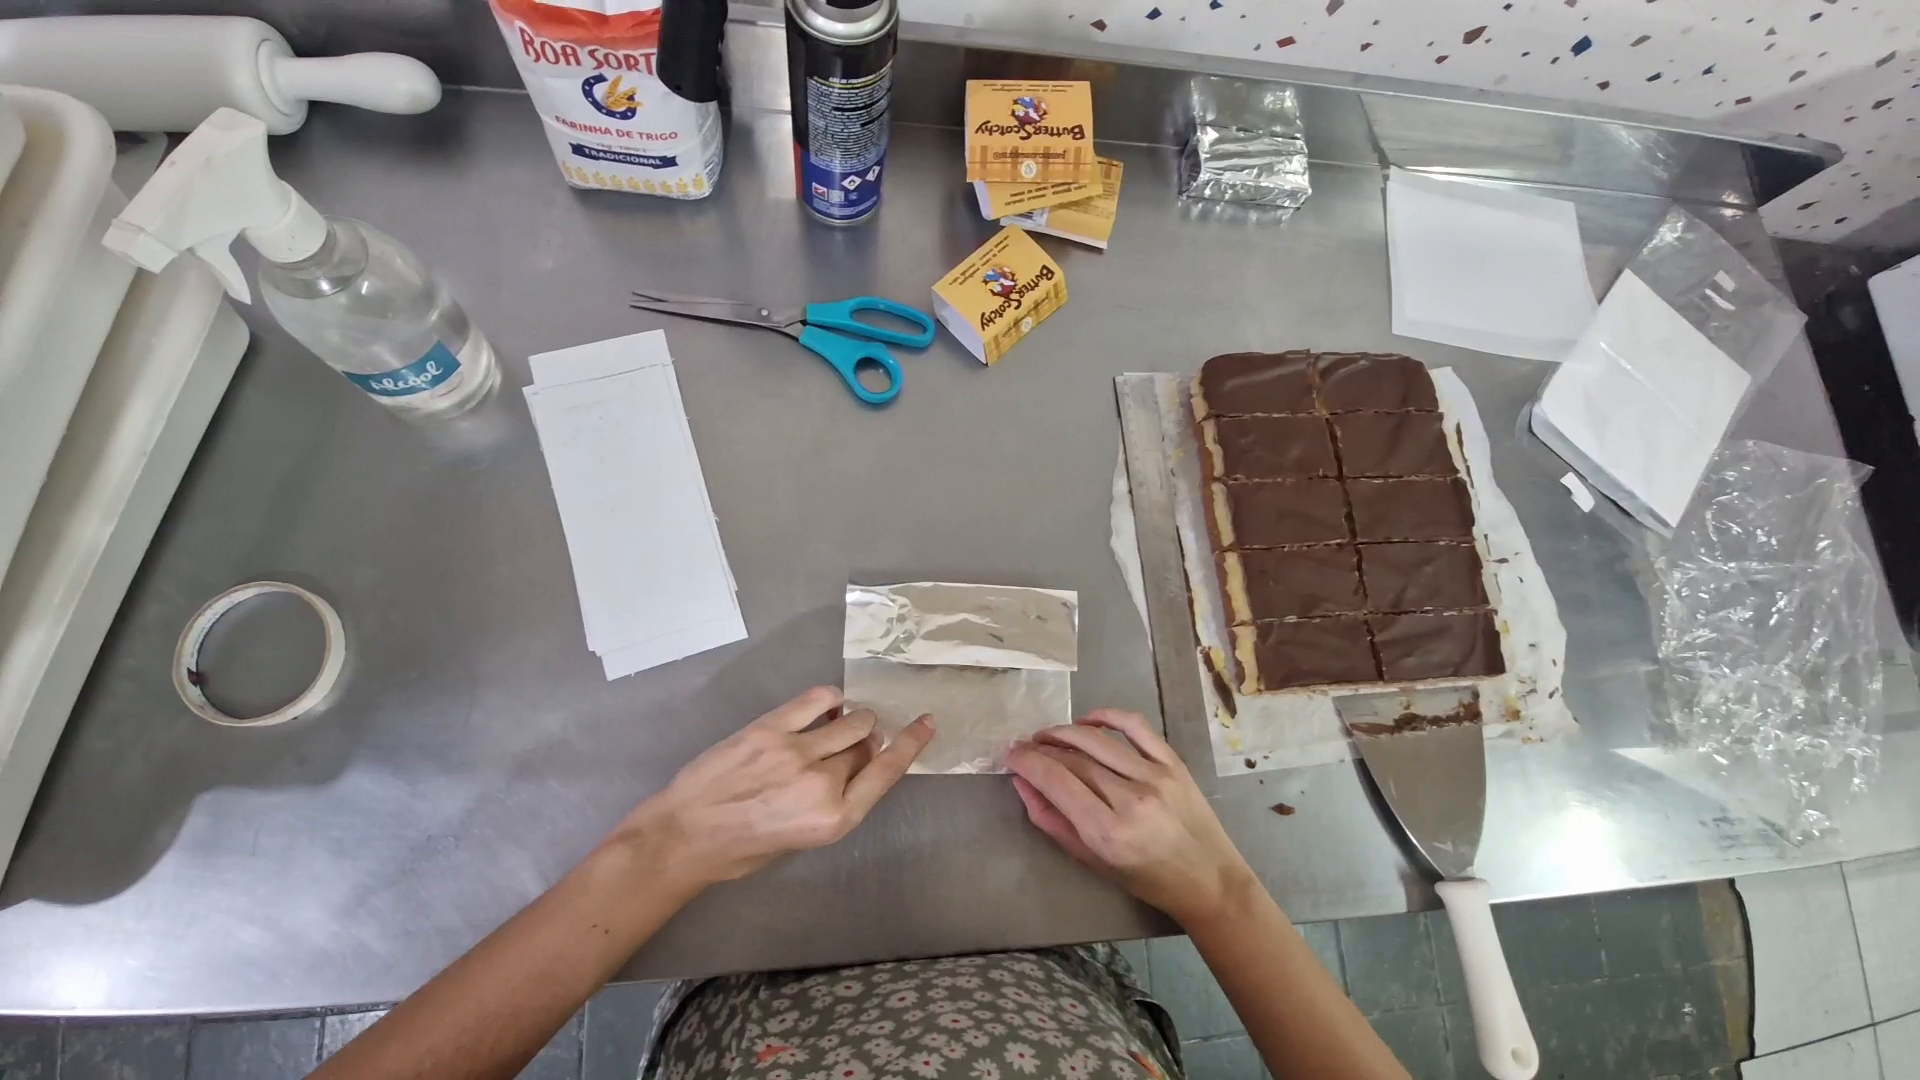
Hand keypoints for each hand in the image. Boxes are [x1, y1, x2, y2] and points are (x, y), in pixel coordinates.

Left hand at [616, 686, 933, 889]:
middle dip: (865, 742)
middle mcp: (823, 784)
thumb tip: (855, 760)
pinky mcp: (771, 728)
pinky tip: (826, 705)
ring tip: (837, 724)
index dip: (911, 744)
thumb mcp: (803, 839)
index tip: (927, 722)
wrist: (686, 835)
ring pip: (850, 720)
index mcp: (834, 819)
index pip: (887, 772)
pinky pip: (818, 699)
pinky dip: (830, 698)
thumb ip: (834, 800)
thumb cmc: (744, 848)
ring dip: (853, 719)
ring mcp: (797, 752)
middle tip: (846, 747)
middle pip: (867, 745)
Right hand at [1007, 708, 1255, 925]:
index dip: (1027, 763)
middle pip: (1073, 759)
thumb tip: (1023, 784)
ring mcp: (1155, 776)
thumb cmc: (1147, 879)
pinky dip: (1106, 716)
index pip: (1056, 781)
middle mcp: (1130, 798)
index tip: (1010, 755)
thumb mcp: (1092, 861)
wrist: (1209, 879)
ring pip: (1097, 740)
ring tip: (1046, 736)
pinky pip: (1134, 726)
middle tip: (1023, 747)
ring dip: (1064, 732)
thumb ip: (1053, 821)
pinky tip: (1086, 721)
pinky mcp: (1173, 763)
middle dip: (1041, 749)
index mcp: (1108, 831)